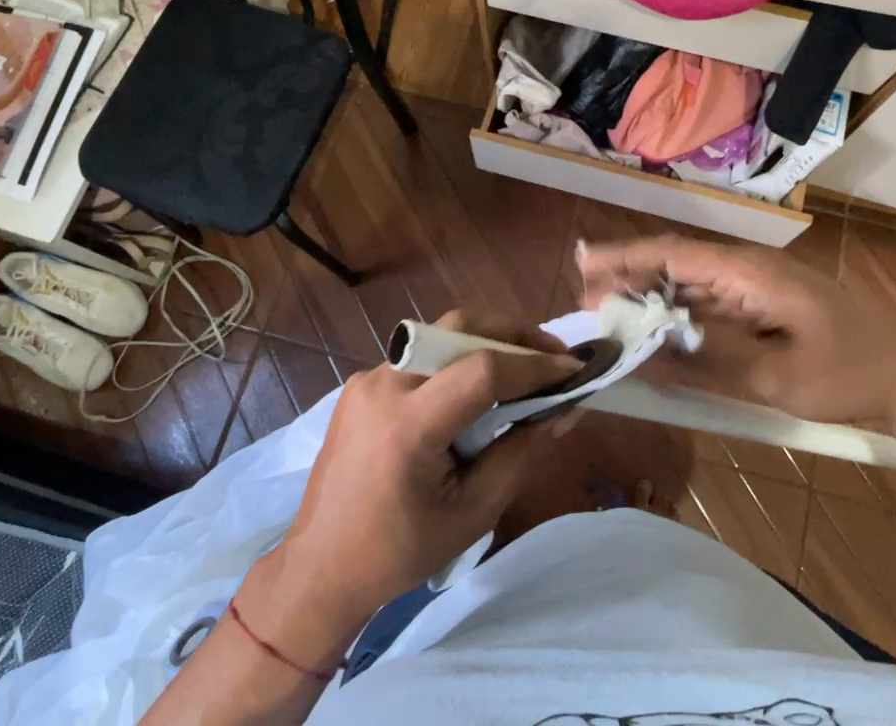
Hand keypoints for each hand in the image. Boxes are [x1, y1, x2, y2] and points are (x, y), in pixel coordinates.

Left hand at [234, 314, 580, 669]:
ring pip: (439, 336)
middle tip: (554, 356)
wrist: (320, 568)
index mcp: (407, 424)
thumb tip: (564, 410)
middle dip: (514, 332)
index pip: (482, 370)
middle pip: (458, 327)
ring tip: (525, 370)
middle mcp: (382, 385)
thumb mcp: (473, 512)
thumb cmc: (399, 553)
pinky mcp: (361, 387)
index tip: (575, 371)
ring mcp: (366, 381)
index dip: (535, 365)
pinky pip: (419, 357)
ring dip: (486, 343)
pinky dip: (456, 362)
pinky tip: (478, 393)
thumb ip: (520, 453)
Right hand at [578, 236, 895, 424]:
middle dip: (630, 280)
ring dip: (652, 302)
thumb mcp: (775, 376)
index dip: (625, 258)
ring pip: (692, 288)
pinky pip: (712, 307)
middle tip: (586, 302)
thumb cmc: (848, 375)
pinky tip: (657, 335)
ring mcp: (759, 290)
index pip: (674, 255)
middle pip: (677, 267)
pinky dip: (681, 319)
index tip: (583, 265)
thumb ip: (709, 360)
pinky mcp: (767, 309)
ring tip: (609, 318)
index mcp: (751, 273)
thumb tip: (649, 352)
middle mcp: (749, 271)